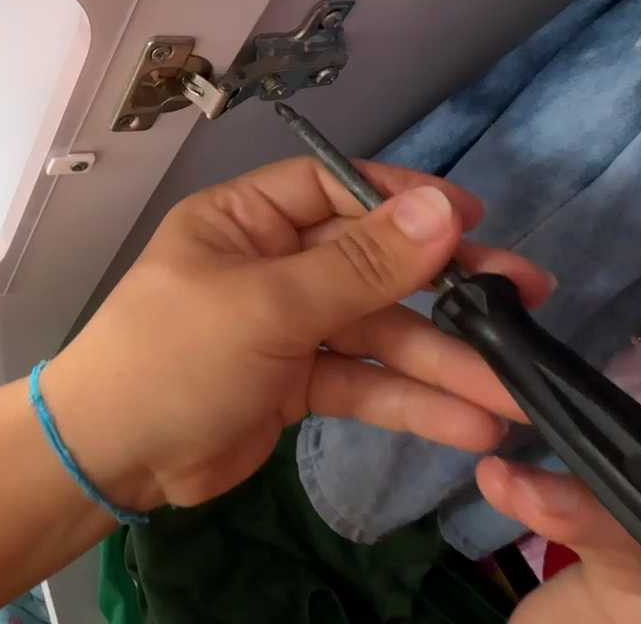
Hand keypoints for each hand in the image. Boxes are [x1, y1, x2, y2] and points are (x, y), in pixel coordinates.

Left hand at [43, 157, 552, 511]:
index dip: (396, 199)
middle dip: (438, 283)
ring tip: (514, 389)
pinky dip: (407, 398)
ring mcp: (280, 324)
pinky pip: (359, 378)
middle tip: (525, 298)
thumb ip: (356, 266)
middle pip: (363, 260)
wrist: (116, 452)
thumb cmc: (174, 355)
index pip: (327, 188)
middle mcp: (263, 263)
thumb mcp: (265, 305)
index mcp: (239, 221)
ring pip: (371, 327)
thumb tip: (440, 208)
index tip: (470, 217)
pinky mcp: (292, 381)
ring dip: (438, 357)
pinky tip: (467, 424)